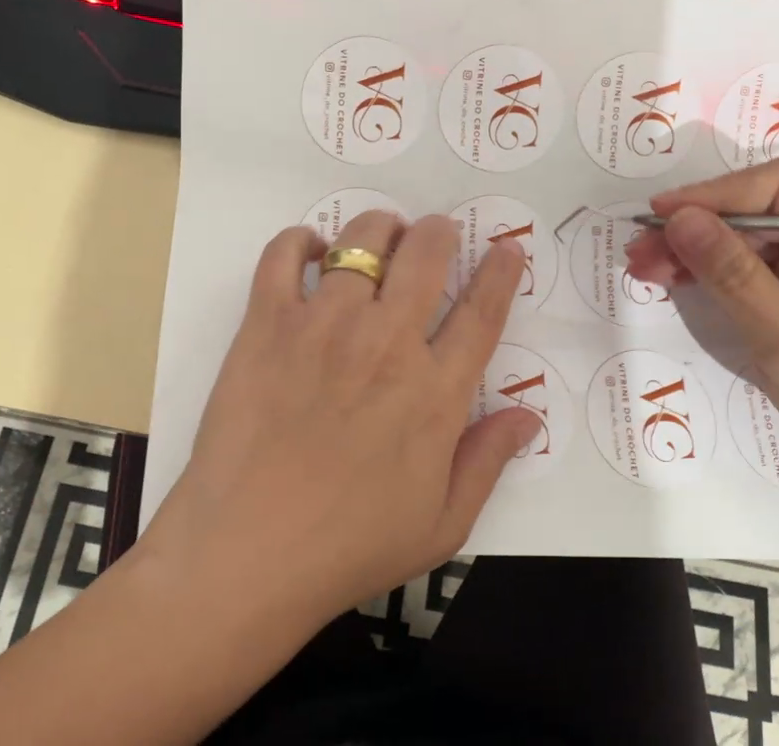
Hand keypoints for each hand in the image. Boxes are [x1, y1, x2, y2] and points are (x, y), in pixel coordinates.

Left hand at [141, 210, 539, 625]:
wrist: (249, 551)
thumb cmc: (349, 547)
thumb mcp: (440, 525)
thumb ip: (487, 463)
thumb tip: (529, 417)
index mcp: (435, 392)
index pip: (482, 313)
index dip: (501, 273)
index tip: (507, 248)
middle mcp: (386, 343)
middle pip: (426, 258)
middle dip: (440, 233)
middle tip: (438, 232)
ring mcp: (324, 326)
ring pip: (362, 242)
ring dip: (380, 227)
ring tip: (382, 231)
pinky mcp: (267, 324)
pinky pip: (283, 257)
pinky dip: (299, 239)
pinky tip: (309, 246)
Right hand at [625, 157, 778, 488]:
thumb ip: (735, 278)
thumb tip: (679, 219)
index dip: (720, 193)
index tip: (662, 214)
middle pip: (763, 206)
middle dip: (699, 224)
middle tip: (641, 248)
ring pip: (749, 233)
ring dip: (695, 246)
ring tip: (643, 264)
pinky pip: (752, 263)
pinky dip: (709, 269)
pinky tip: (672, 275)